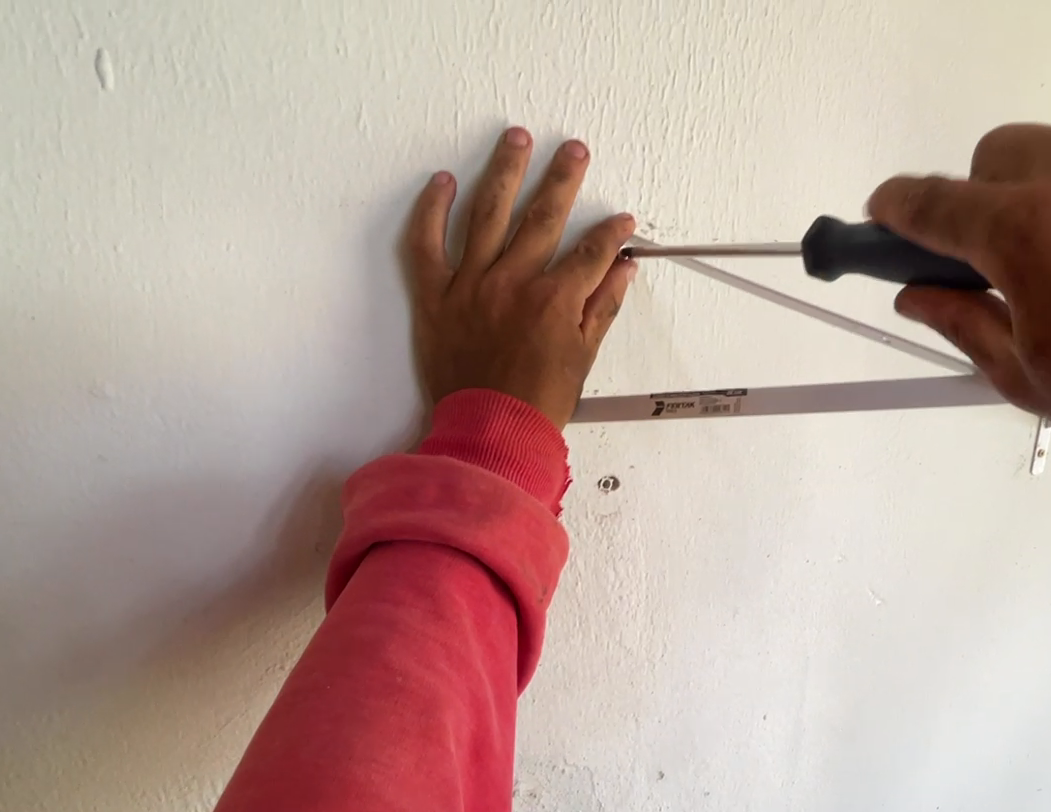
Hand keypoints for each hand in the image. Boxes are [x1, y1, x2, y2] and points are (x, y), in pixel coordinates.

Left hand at [405, 128, 636, 429]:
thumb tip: (622, 272)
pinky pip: (427, 243)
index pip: (591, 252)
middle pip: (543, 217)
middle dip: (564, 179)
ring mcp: (471, 284)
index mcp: (554, 300)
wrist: (489, 432)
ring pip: (488, 213)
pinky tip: (444, 182)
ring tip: (517, 139)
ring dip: (506, 172)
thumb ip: (602, 308)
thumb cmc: (537, 403)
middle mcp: (513, 282)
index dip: (611, 234)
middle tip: (574, 150)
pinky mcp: (436, 296)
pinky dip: (432, 210)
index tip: (623, 223)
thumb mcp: (582, 358)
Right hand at [868, 124, 1050, 475]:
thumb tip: (915, 294)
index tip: (881, 218)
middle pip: (995, 152)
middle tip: (995, 259)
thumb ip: (960, 321)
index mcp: (1026, 231)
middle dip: (978, 196)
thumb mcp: (1028, 375)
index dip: (895, 210)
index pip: (933, 202)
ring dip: (1046, 194)